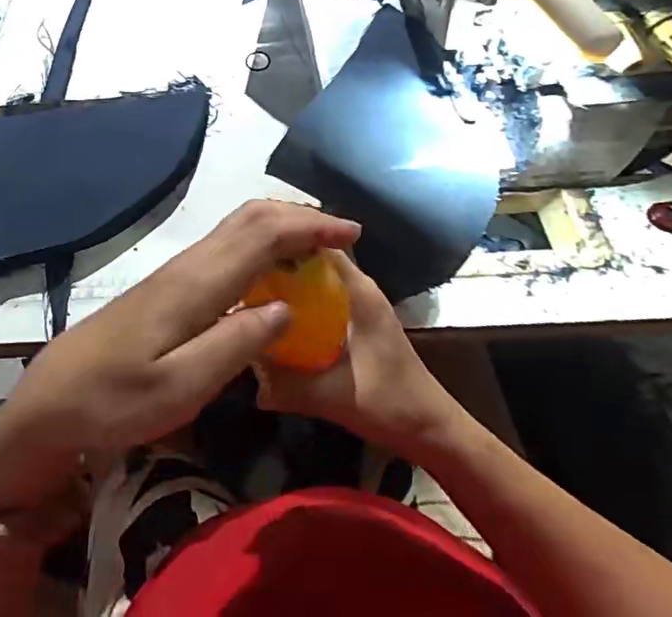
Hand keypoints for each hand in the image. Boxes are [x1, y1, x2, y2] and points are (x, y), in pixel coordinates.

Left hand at [0, 201, 360, 511]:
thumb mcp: (180, 388)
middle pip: (249, 218)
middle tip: (340, 234)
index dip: (309, 226)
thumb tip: (287, 308)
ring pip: (235, 228)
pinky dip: (258, 244)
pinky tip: (269, 271)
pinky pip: (225, 248)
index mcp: (197, 284)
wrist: (50, 401)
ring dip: (279, 226)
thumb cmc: (114, 402)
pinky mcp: (168, 287)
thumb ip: (237, 344)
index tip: (351, 234)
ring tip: (316, 245)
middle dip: (298, 216)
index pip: (263, 235)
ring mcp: (175, 273)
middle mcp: (188, 266)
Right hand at [254, 254, 464, 455]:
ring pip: (315, 282)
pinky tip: (273, 323)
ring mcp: (357, 306)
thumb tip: (244, 377)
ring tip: (250, 294)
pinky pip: (319, 302)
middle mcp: (358, 290)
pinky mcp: (355, 324)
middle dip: (278, 265)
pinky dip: (298, 306)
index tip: (249, 251)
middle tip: (241, 275)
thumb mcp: (334, 397)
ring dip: (287, 286)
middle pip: (312, 261)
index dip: (284, 243)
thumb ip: (288, 387)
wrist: (430, 429)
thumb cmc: (391, 403)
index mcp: (359, 292)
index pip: (318, 246)